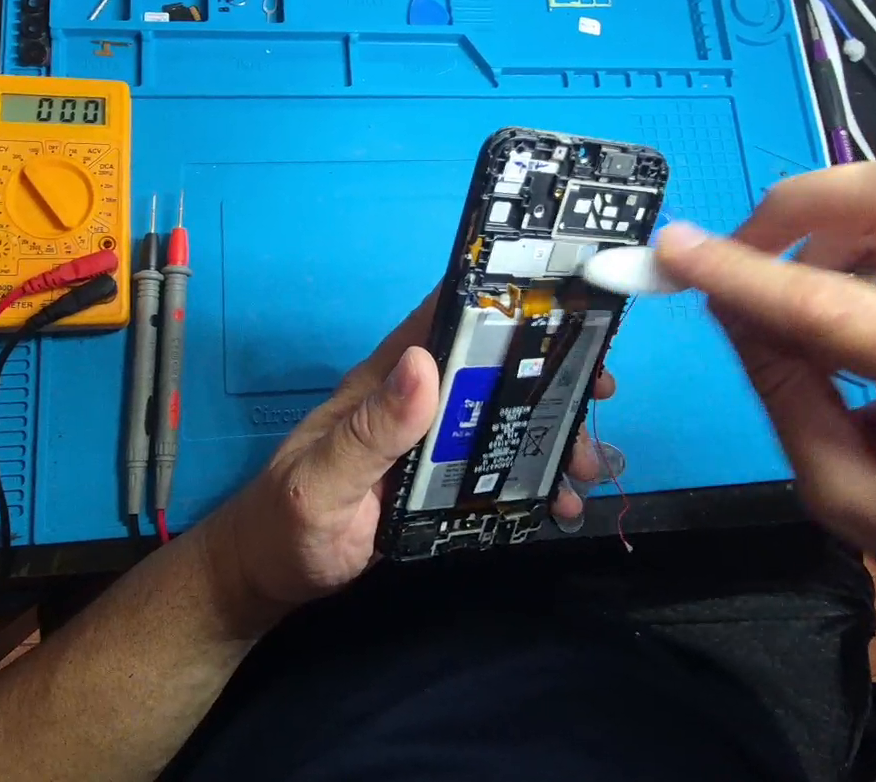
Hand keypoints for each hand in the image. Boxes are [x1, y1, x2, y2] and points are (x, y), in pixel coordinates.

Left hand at [195, 295, 618, 632]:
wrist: (275, 575)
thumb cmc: (286, 523)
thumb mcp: (322, 480)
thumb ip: (369, 431)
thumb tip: (423, 362)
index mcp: (385, 382)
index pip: (441, 320)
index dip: (497, 301)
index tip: (561, 303)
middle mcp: (415, 402)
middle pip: (490, 371)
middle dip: (548, 375)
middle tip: (599, 390)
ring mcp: (431, 443)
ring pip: (502, 421)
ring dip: (550, 434)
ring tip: (588, 463)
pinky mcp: (440, 483)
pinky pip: (497, 470)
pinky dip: (534, 481)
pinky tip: (561, 503)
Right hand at [651, 154, 875, 632]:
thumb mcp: (848, 490)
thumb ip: (784, 387)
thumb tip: (729, 303)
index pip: (838, 302)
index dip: (742, 273)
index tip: (674, 252)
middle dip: (800, 208)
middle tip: (747, 252)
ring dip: (840, 221)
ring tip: (807, 283)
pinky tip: (861, 288)